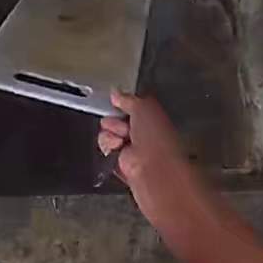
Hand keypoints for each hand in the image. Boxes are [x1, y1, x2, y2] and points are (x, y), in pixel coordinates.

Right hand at [98, 92, 203, 216]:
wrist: (154, 168)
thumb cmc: (157, 137)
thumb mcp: (143, 106)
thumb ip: (127, 98)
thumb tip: (116, 93)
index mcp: (152, 116)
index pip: (129, 105)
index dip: (121, 103)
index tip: (116, 102)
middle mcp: (143, 132)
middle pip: (115, 118)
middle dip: (115, 119)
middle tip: (124, 126)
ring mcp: (132, 148)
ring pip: (108, 133)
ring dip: (111, 133)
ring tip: (122, 139)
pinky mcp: (121, 162)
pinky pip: (106, 148)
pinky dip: (109, 146)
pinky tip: (118, 148)